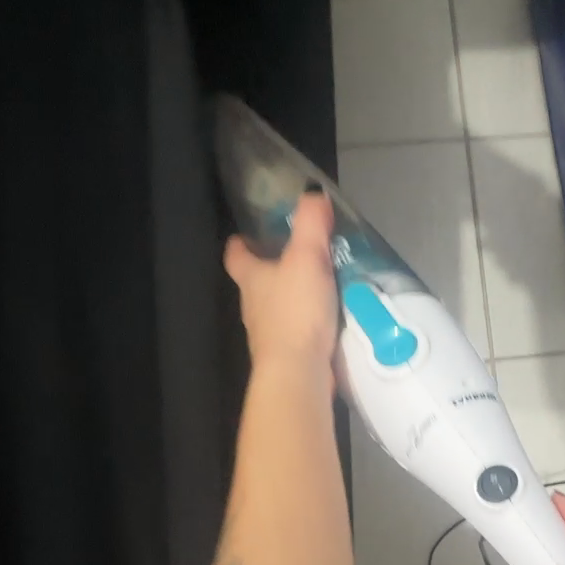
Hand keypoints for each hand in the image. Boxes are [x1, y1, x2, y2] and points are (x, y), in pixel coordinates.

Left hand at [224, 190, 338, 377]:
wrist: (299, 371)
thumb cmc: (296, 310)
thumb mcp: (307, 257)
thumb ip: (311, 224)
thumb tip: (313, 193)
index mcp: (251, 278)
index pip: (236, 255)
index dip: (241, 244)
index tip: (248, 237)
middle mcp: (253, 306)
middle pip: (256, 283)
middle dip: (272, 271)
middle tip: (297, 259)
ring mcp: (269, 335)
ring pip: (276, 309)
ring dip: (293, 300)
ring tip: (320, 290)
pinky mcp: (289, 357)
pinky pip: (297, 333)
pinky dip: (309, 325)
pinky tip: (329, 322)